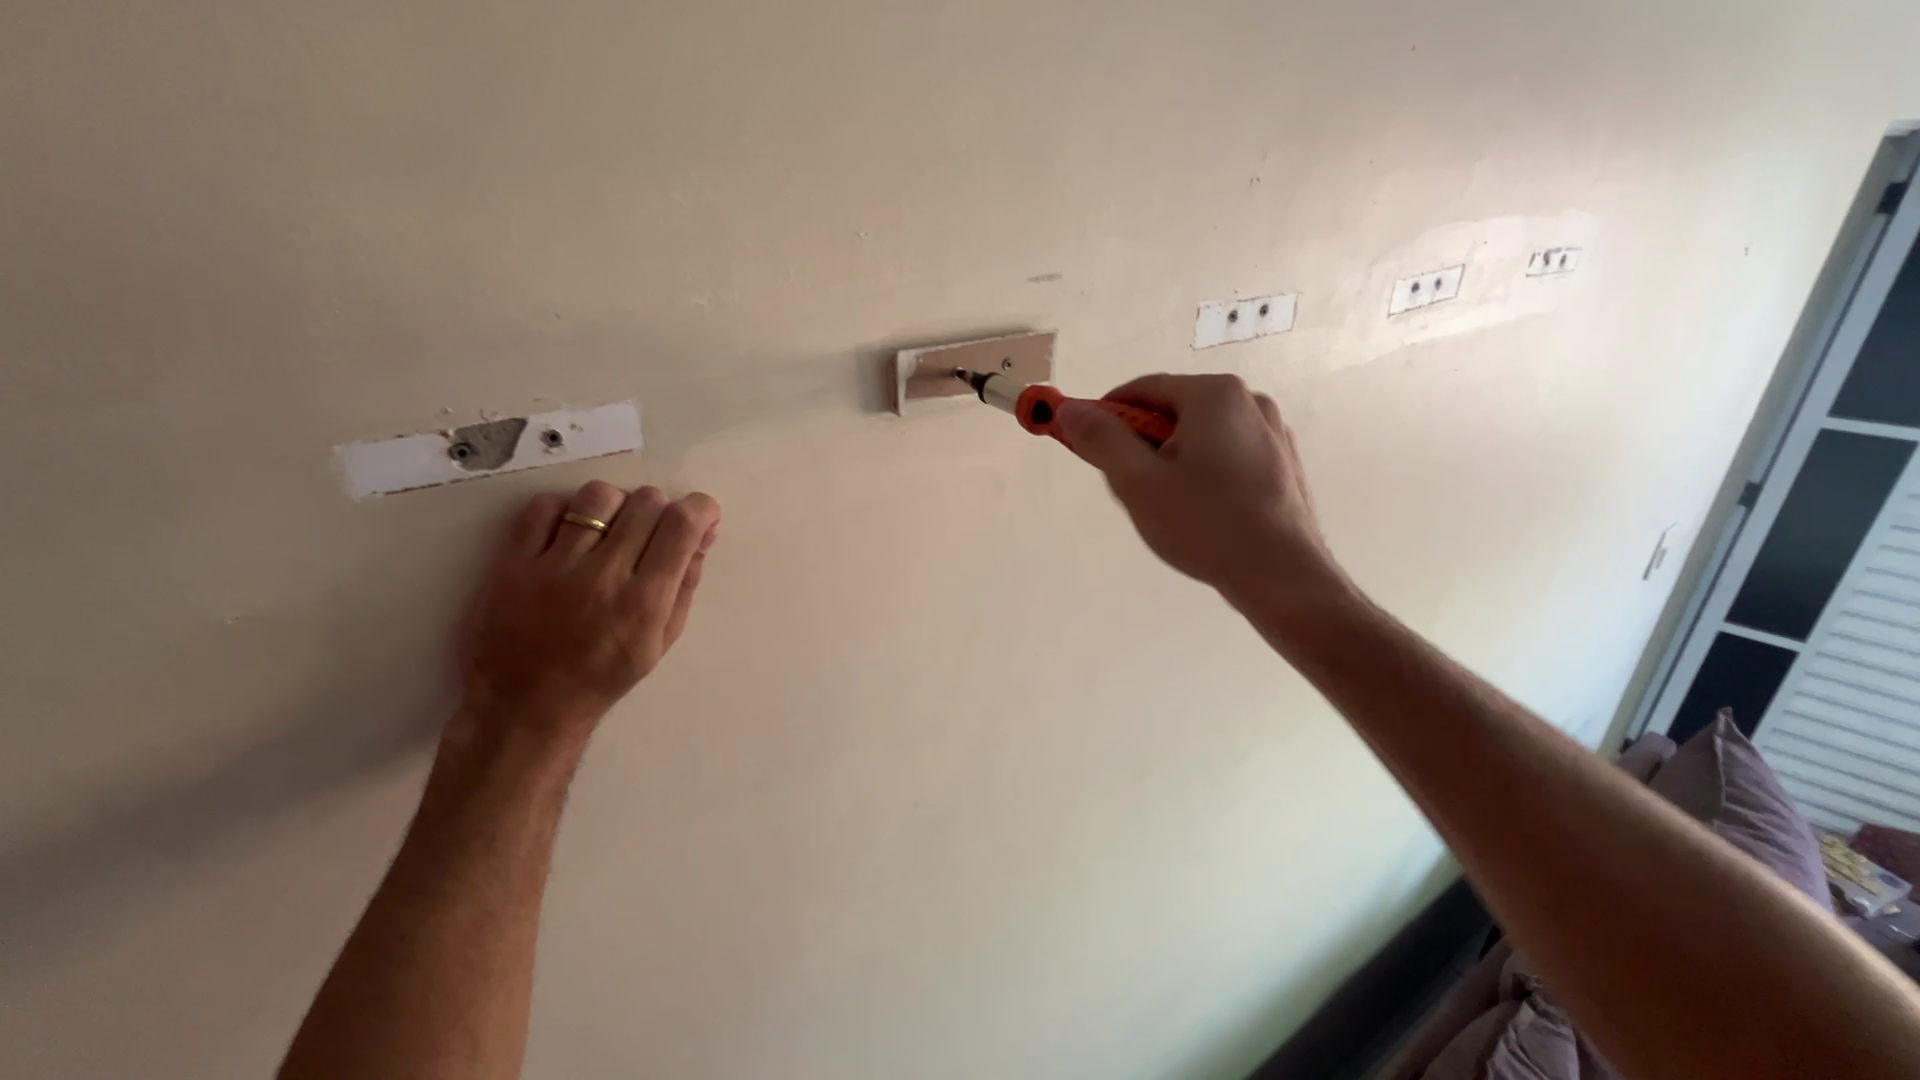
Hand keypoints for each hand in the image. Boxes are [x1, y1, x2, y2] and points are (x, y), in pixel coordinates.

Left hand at [453, 480, 721, 751]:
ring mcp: (555, 567)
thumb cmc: (603, 676)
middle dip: (659, 509)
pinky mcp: (513, 563)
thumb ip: (685, 584)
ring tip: (607, 529)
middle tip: (650, 531)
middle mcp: (604, 577)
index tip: (699, 516)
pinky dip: (562, 511)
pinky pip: (542, 507)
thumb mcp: (660, 640)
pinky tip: (567, 533)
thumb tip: (703, 534)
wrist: (527, 706)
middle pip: (645, 502)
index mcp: (645, 601)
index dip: (700, 508)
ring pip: (598, 496)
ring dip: (614, 505)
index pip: (682, 524)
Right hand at [1056, 374, 1339, 602]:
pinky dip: (1205, 473)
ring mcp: (1273, 432)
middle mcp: (1249, 400)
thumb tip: (1070, 409)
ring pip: (1202, 436)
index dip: (1106, 415)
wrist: (1283, 577)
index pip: (1142, 389)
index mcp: (1214, 394)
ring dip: (1173, 461)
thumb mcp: (1138, 483)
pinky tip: (1204, 513)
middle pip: (1174, 411)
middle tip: (1131, 488)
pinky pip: (1228, 455)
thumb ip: (1101, 440)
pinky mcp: (1283, 463)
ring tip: (1170, 508)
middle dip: (1142, 444)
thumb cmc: (1205, 525)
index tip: (1087, 447)